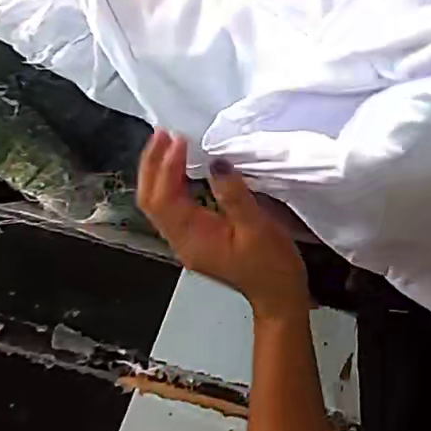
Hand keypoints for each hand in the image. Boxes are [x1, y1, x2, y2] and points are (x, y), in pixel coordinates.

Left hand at [138, 129, 311, 319]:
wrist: (278, 297)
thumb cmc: (272, 265)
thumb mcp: (257, 227)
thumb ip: (234, 195)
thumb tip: (216, 164)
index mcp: (192, 238)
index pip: (164, 198)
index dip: (166, 166)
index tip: (179, 139)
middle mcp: (182, 240)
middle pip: (151, 199)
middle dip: (153, 164)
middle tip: (162, 133)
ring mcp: (187, 240)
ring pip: (159, 202)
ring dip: (160, 171)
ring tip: (168, 143)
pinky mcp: (197, 238)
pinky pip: (173, 206)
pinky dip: (172, 182)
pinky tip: (183, 167)